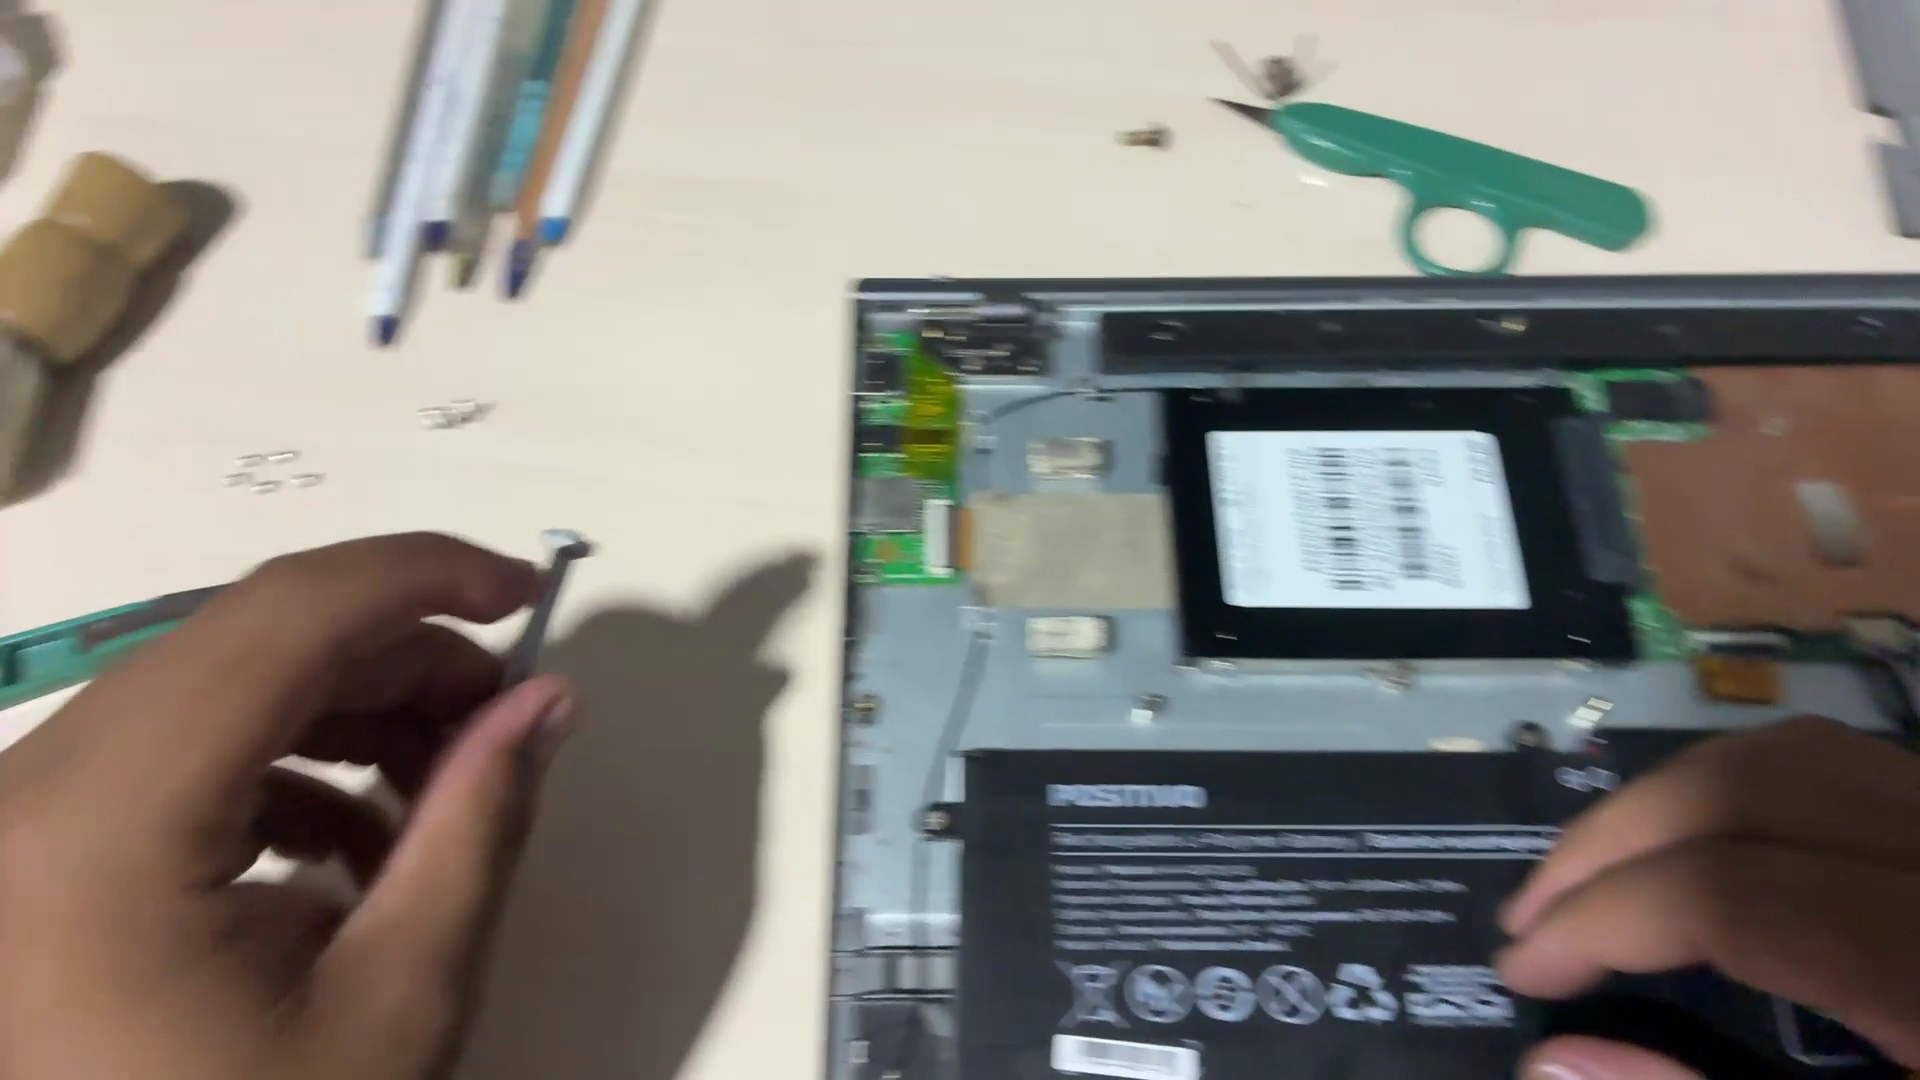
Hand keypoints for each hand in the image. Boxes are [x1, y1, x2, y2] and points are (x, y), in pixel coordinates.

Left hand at [0, 533, 576, 1079]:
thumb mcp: (404, 985)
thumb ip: (484, 817)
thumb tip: (551, 697)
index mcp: (98, 835)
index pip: (283, 617)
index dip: (423, 573)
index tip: (524, 593)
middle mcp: (21, 799)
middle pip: (259, 641)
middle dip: (409, 656)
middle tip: (501, 714)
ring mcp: (13, 821)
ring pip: (228, 681)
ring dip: (362, 706)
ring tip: (438, 789)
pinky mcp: (28, 846)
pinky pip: (188, 743)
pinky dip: (300, 757)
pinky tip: (349, 840)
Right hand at [1496, 716, 1919, 1078]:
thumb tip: (1548, 1059)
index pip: (1732, 898)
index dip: (1594, 921)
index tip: (1524, 966)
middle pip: (1746, 789)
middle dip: (1606, 845)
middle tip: (1538, 911)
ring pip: (1790, 758)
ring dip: (1662, 807)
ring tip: (1601, 874)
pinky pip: (1848, 776)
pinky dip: (1739, 801)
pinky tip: (1704, 856)